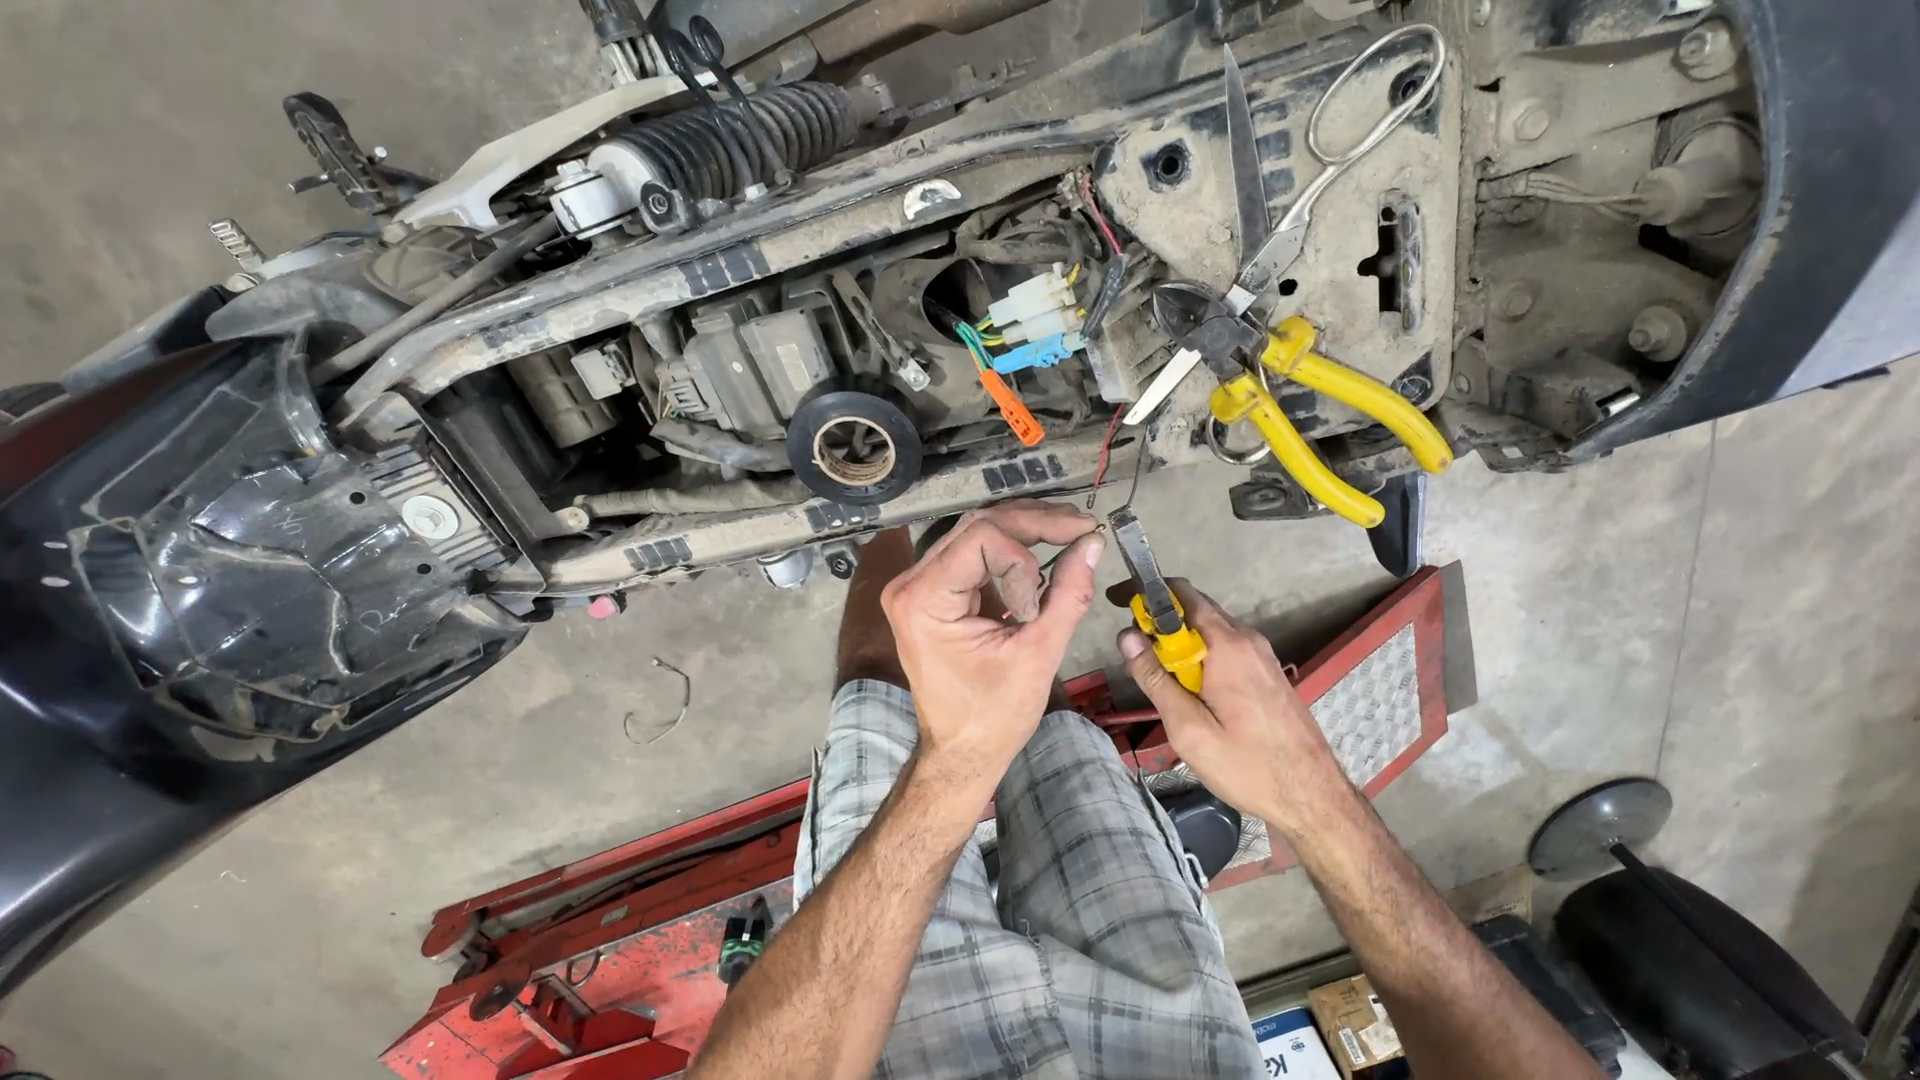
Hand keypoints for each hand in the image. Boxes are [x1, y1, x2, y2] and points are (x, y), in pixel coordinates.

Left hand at [882, 501, 1104, 800]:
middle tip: (1082, 528)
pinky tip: (1044, 553)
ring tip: (1071, 534)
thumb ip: (1067, 595)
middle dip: (1033, 523)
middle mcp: (911, 583)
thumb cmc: (993, 717)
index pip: (980, 536)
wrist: (961, 751)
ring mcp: (918, 585)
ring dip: (1026, 531)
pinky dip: (1011, 551)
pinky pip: (973, 553)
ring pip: (976, 532)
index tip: (1042, 602)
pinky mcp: (933, 591)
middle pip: (977, 525)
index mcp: (923, 599)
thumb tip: (1092, 544)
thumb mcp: (1038, 656)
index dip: (1024, 554)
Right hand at [1118, 581, 1354, 837]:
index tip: (1117, 606)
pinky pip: (1225, 647)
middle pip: (1195, 607)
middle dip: (1158, 618)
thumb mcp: (1189, 730)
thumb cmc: (1248, 767)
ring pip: (1210, 628)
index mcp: (1227, 646)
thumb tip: (1127, 636)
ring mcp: (1261, 655)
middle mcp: (1247, 639)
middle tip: (1130, 648)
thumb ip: (1156, 680)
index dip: (1145, 595)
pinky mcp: (1266, 672)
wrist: (1313, 797)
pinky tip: (1187, 687)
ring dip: (1178, 640)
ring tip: (1153, 672)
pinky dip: (1199, 654)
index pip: (1181, 595)